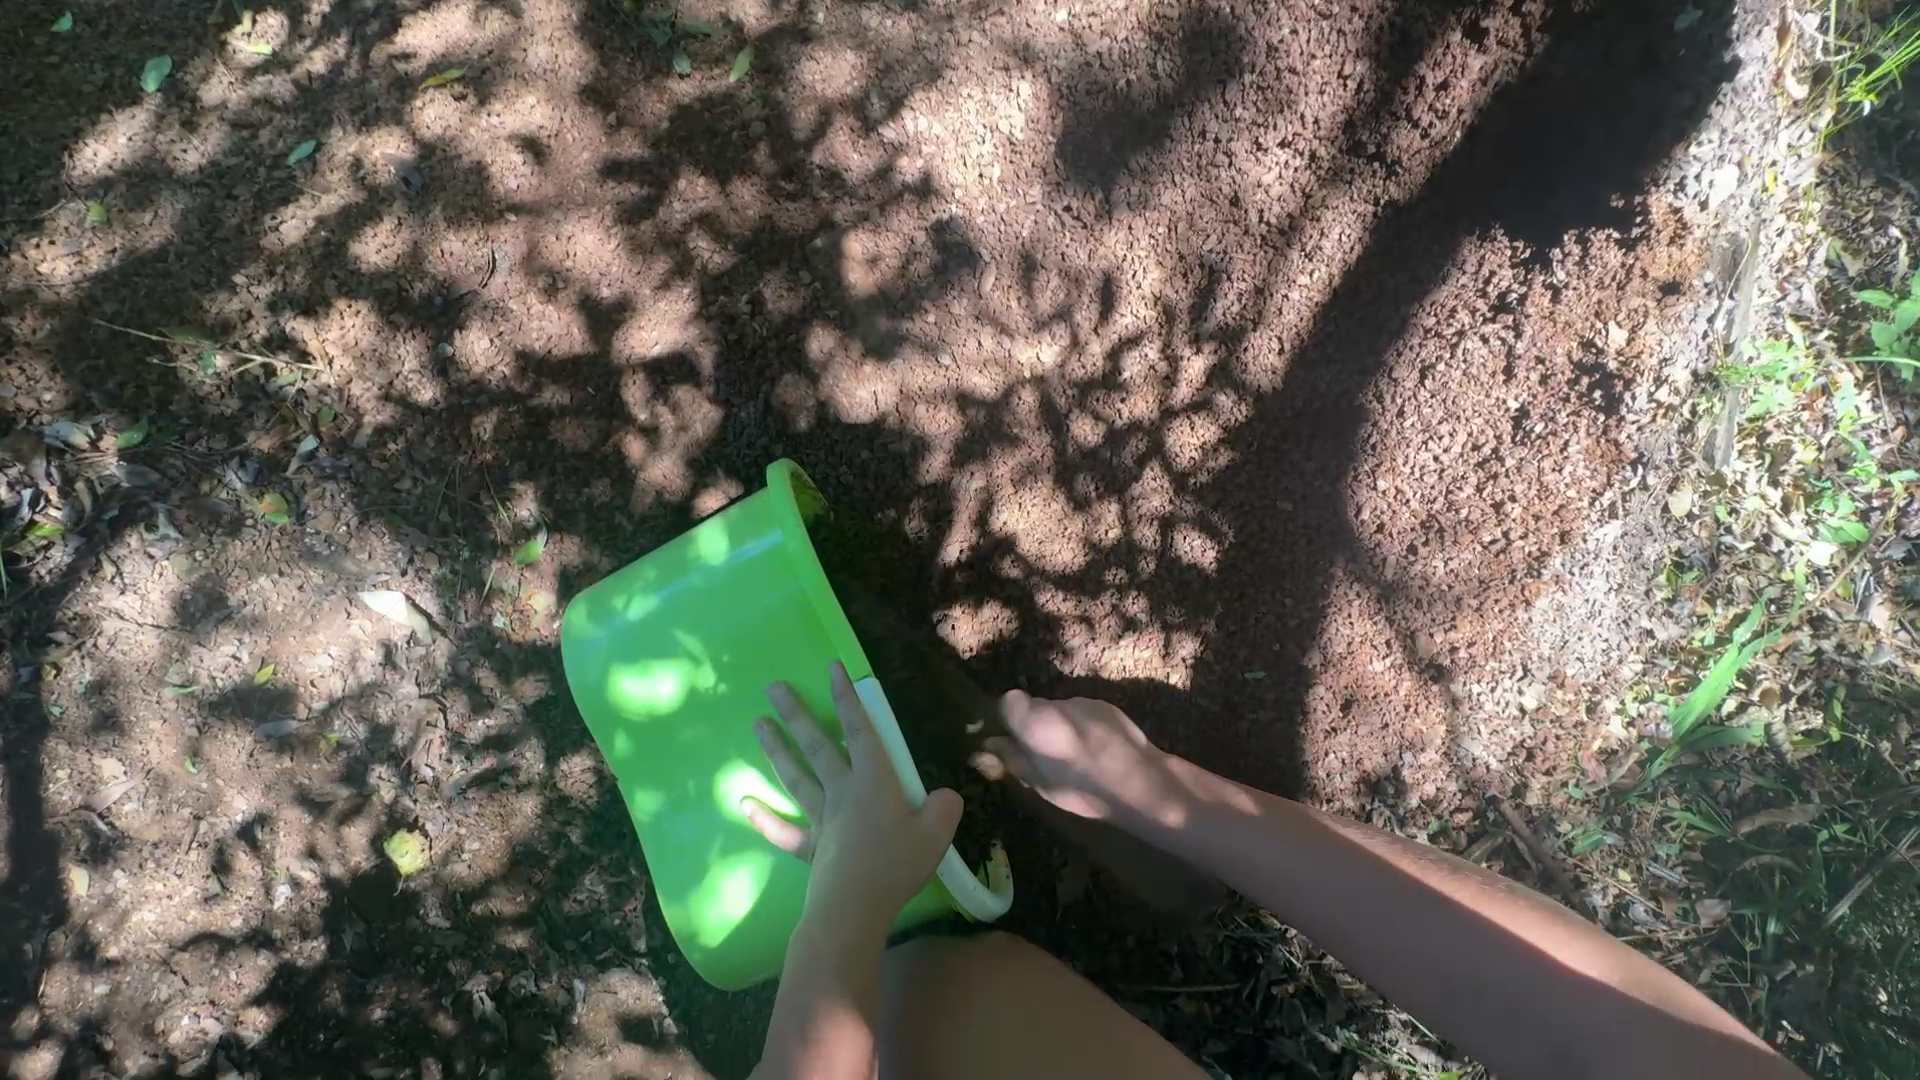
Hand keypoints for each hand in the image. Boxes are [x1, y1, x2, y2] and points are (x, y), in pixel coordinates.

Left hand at [742, 663, 962, 932]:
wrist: (853, 909)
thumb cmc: (896, 865)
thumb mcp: (937, 833)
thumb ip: (944, 807)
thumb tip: (944, 797)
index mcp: (873, 781)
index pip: (861, 730)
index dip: (847, 698)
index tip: (832, 668)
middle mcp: (842, 792)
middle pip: (818, 746)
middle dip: (796, 714)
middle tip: (772, 688)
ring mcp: (821, 819)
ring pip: (795, 777)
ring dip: (777, 749)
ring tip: (757, 724)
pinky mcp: (810, 850)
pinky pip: (784, 831)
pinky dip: (764, 818)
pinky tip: (744, 803)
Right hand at [984, 691, 1185, 826]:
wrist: (1141, 784)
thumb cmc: (1084, 790)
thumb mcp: (1039, 783)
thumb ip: (1011, 759)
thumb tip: (987, 746)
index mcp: (1035, 722)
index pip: (1008, 701)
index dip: (1010, 719)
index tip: (1016, 741)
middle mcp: (1056, 703)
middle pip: (1035, 705)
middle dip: (1036, 724)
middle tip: (1046, 755)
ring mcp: (1082, 701)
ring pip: (1059, 709)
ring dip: (1060, 725)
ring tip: (1075, 756)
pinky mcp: (1104, 704)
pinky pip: (1081, 711)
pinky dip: (1081, 725)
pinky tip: (1096, 748)